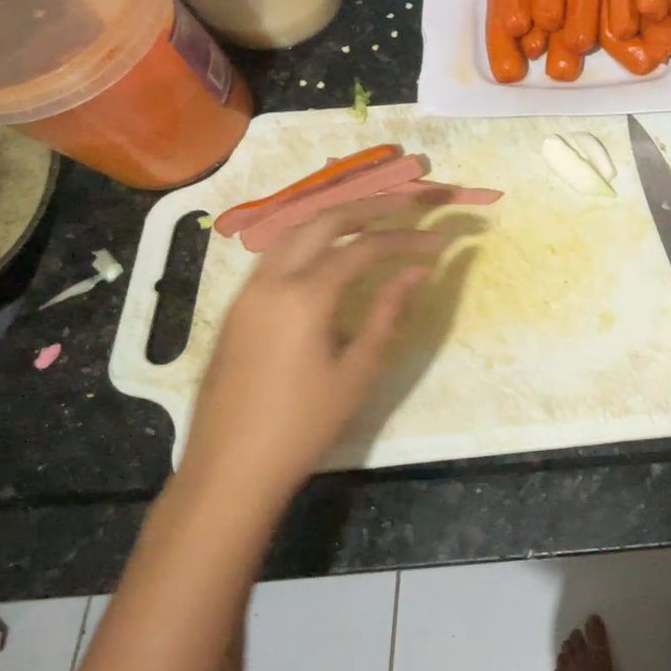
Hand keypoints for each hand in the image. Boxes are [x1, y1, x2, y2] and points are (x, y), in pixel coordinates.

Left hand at [178, 197, 445, 503]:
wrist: (229, 469)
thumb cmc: (303, 425)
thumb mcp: (357, 371)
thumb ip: (388, 312)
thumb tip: (418, 271)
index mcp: (304, 296)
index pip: (364, 248)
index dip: (406, 240)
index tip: (440, 240)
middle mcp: (270, 281)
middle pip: (323, 220)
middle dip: (370, 207)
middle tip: (410, 201)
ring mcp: (246, 292)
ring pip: (292, 231)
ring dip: (335, 216)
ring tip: (374, 216)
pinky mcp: (237, 308)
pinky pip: (275, 253)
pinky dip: (309, 238)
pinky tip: (330, 250)